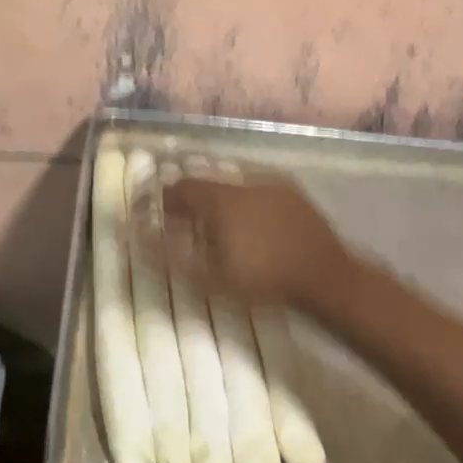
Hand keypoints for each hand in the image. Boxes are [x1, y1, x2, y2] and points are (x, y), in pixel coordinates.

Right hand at [143, 173, 359, 310]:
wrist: (326, 277)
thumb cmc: (262, 280)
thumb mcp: (208, 276)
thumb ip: (169, 255)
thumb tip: (136, 237)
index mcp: (218, 199)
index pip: (180, 188)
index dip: (166, 201)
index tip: (160, 217)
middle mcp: (242, 182)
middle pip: (206, 184)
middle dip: (193, 201)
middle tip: (187, 224)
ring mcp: (272, 184)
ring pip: (233, 185)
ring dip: (220, 201)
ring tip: (220, 226)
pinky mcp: (293, 192)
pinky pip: (258, 190)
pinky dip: (246, 202)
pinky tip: (251, 223)